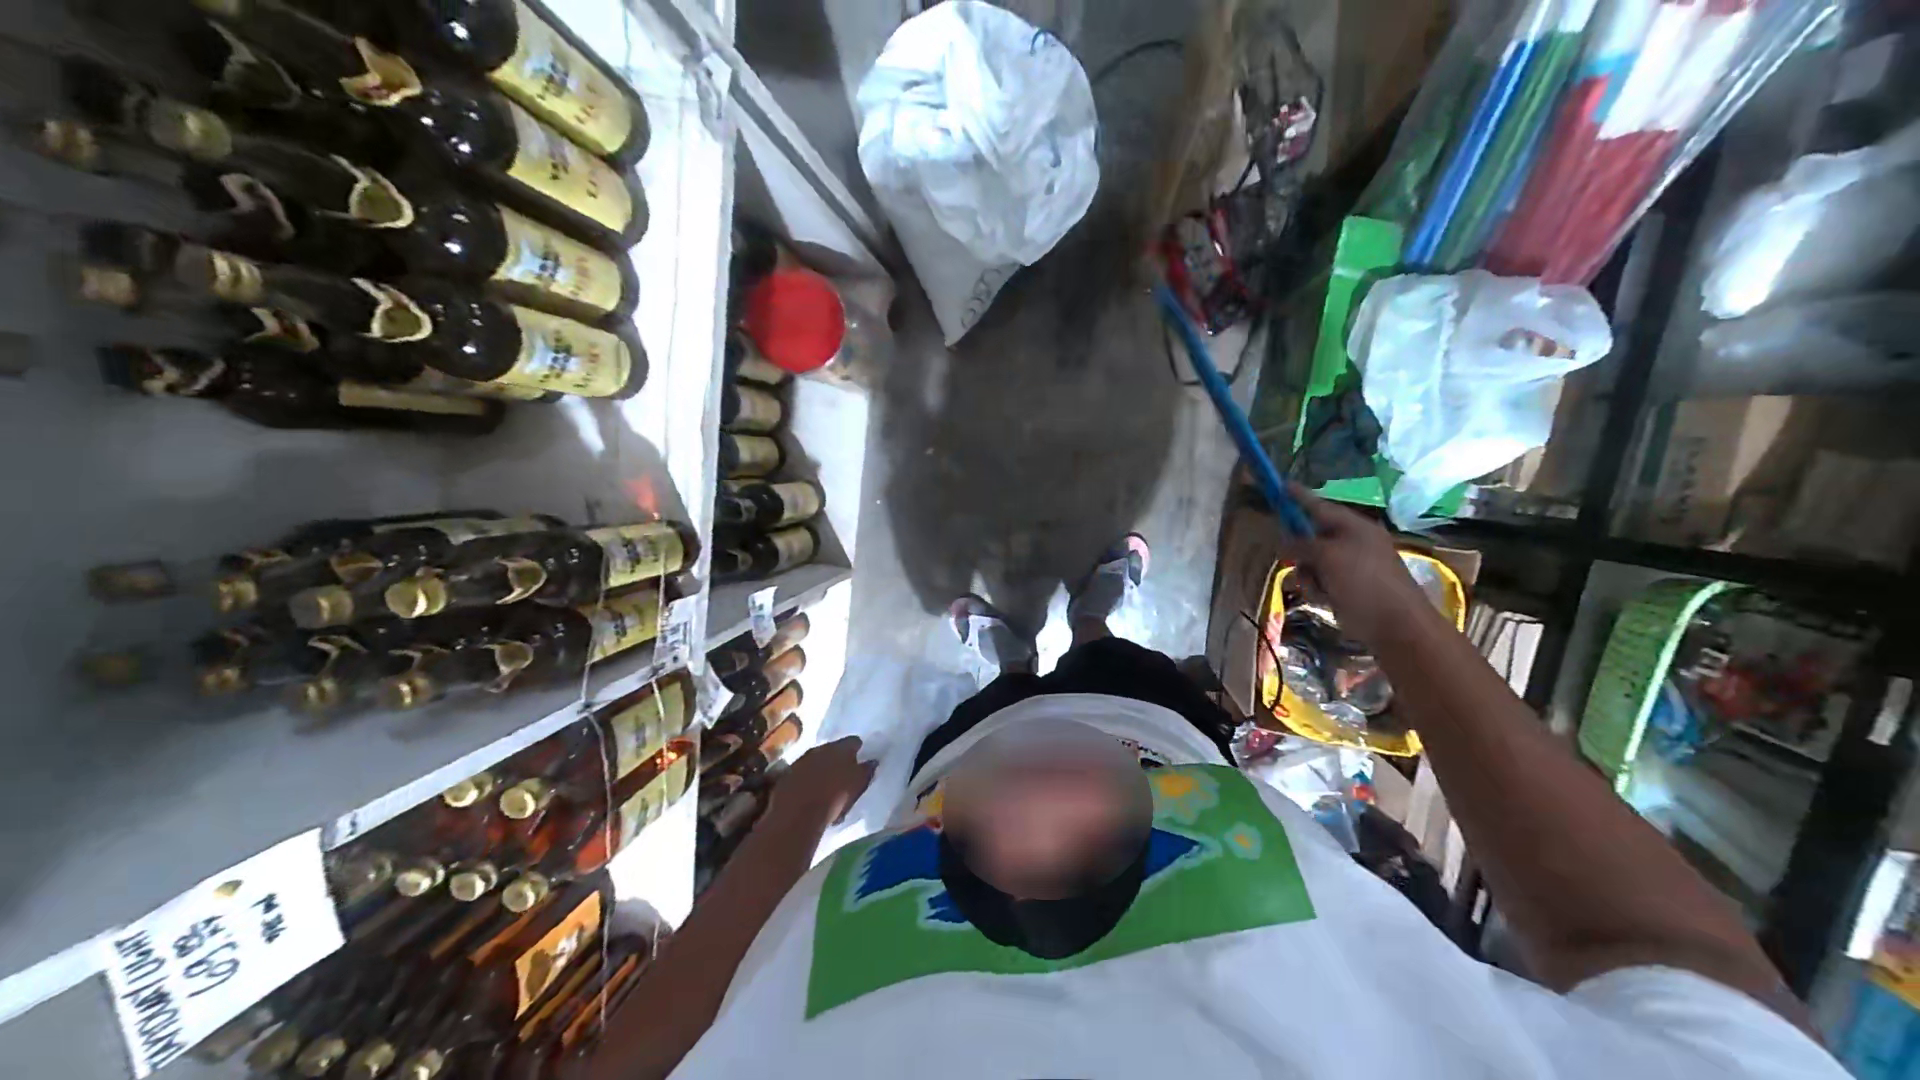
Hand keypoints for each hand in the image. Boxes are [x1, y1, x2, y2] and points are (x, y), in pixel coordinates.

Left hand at [771, 736, 874, 825]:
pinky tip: (810, 793)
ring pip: (816, 760)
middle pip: (833, 749)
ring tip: (827, 785)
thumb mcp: (858, 785)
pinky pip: (802, 773)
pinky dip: (807, 779)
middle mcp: (820, 748)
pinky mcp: (786, 775)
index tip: (861, 759)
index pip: (854, 741)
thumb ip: (867, 771)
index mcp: (841, 748)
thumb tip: (872, 761)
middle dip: (838, 759)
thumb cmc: (834, 798)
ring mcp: (801, 760)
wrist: (796, 813)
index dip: (858, 749)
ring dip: (822, 768)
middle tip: (844, 773)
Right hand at [1274, 485, 1441, 649]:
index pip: (1319, 506)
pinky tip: (1322, 597)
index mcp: (1354, 527)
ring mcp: (1349, 565)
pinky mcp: (1345, 586)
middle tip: (1287, 553)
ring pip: (1310, 560)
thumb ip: (1301, 544)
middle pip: (1312, 534)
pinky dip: (1315, 587)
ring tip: (1314, 585)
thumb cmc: (1363, 581)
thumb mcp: (1327, 556)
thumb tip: (1282, 541)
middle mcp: (1351, 542)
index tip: (1279, 486)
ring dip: (1306, 572)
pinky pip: (1318, 579)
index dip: (1298, 497)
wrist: (1394, 623)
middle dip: (1298, 546)